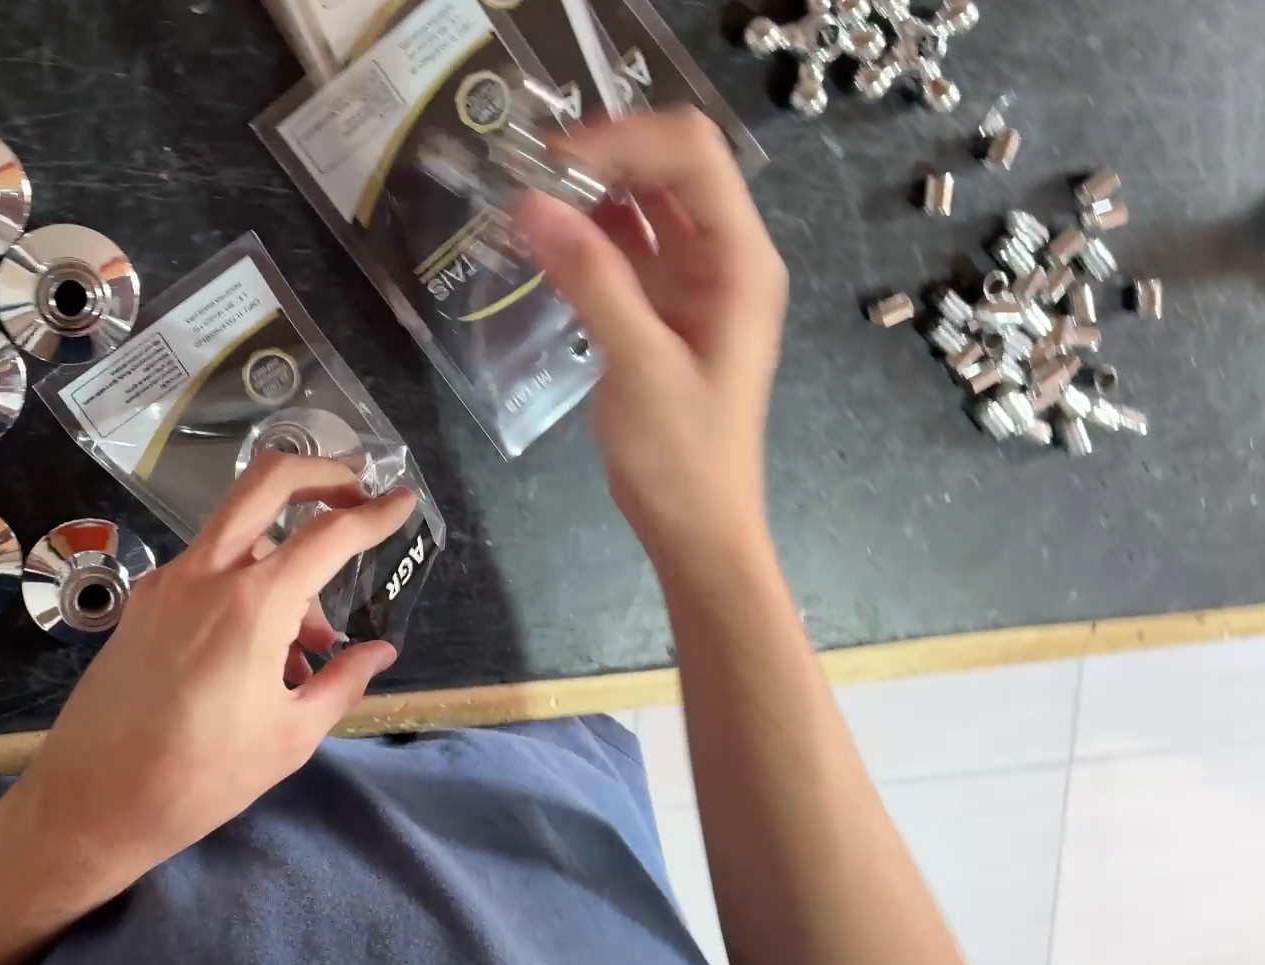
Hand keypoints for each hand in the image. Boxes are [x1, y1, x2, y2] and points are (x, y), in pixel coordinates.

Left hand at [9, 453, 417, 890]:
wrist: (89, 803)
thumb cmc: (200, 777)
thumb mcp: (289, 737)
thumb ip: (342, 682)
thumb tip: (380, 652)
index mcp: (252, 604)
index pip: (329, 534)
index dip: (376, 513)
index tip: (404, 498)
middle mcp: (205, 573)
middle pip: (266, 481)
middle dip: (321, 473)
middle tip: (358, 489)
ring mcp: (166, 581)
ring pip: (238, 532)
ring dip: (283, 556)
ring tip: (307, 639)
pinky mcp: (143, 601)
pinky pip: (208, 567)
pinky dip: (245, 583)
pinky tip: (257, 646)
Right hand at [514, 107, 788, 558]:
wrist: (694, 523)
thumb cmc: (681, 455)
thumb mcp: (639, 364)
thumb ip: (590, 280)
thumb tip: (530, 204)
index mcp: (739, 261)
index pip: (691, 159)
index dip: (624, 141)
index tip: (548, 161)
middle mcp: (719, 260)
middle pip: (667, 175)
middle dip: (603, 162)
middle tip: (527, 179)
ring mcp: (688, 287)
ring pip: (640, 214)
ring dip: (588, 201)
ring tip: (525, 208)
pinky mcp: (656, 314)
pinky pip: (621, 258)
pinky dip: (583, 244)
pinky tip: (543, 249)